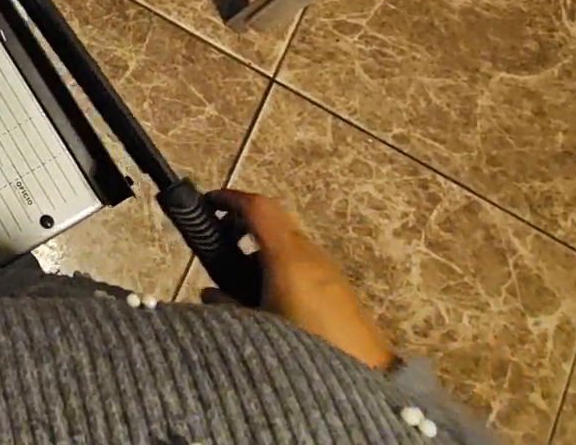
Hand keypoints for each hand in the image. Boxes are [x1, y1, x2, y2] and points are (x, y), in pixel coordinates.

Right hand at [206, 189, 394, 370]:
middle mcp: (309, 254)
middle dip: (240, 221)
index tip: (206, 203)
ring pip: (286, 240)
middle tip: (218, 238)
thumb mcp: (259, 326)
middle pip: (271, 219)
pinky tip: (270, 293)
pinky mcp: (339, 287)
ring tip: (240, 272)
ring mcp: (327, 269)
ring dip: (259, 244)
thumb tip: (208, 292)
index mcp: (286, 255)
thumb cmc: (307, 345)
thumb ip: (228, 304)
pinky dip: (277, 260)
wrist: (369, 376)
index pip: (257, 206)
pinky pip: (301, 259)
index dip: (229, 198)